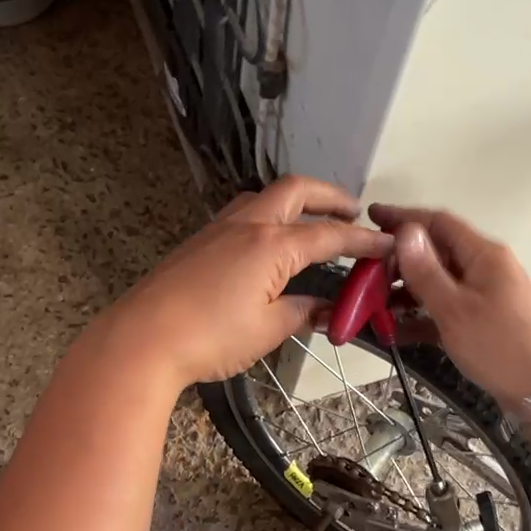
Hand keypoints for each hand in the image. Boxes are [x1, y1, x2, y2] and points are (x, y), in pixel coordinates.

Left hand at [103, 176, 392, 386]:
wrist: (143, 339)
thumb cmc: (209, 337)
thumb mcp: (268, 330)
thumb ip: (302, 314)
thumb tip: (323, 311)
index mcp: (272, 245)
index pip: (329, 235)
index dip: (363, 240)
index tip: (388, 243)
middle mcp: (247, 225)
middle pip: (296, 191)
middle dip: (330, 196)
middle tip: (353, 211)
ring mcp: (219, 229)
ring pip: (266, 197)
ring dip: (296, 201)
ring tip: (314, 220)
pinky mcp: (200, 242)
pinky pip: (244, 214)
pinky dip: (270, 216)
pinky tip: (272, 240)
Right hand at [369, 204, 530, 407]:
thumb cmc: (499, 346)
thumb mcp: (455, 309)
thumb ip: (426, 271)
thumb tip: (405, 230)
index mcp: (483, 255)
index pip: (438, 223)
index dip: (404, 218)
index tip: (370, 216)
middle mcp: (485, 268)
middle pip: (437, 253)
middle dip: (400, 261)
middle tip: (366, 276)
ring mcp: (485, 296)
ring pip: (439, 284)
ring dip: (407, 292)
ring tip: (374, 305)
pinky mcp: (483, 322)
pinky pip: (446, 310)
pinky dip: (422, 316)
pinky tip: (396, 330)